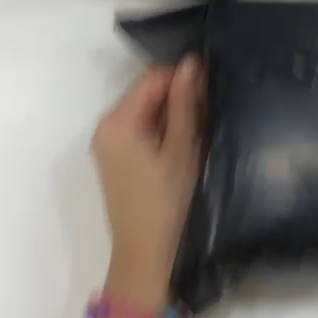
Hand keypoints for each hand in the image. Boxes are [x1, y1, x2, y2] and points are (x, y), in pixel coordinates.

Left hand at [93, 56, 205, 308]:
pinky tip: (183, 148)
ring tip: (200, 131)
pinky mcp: (114, 161)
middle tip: (210, 114)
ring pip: (145, 113)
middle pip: (146, 94)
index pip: (153, 78)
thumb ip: (185, 103)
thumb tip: (191, 63)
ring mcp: (107, 145)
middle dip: (177, 98)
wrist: (147, 255)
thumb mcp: (183, 149)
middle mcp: (105, 127)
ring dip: (172, 117)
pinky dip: (161, 132)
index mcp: (118, 121)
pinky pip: (140, 131)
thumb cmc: (168, 201)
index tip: (212, 88)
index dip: (183, 78)